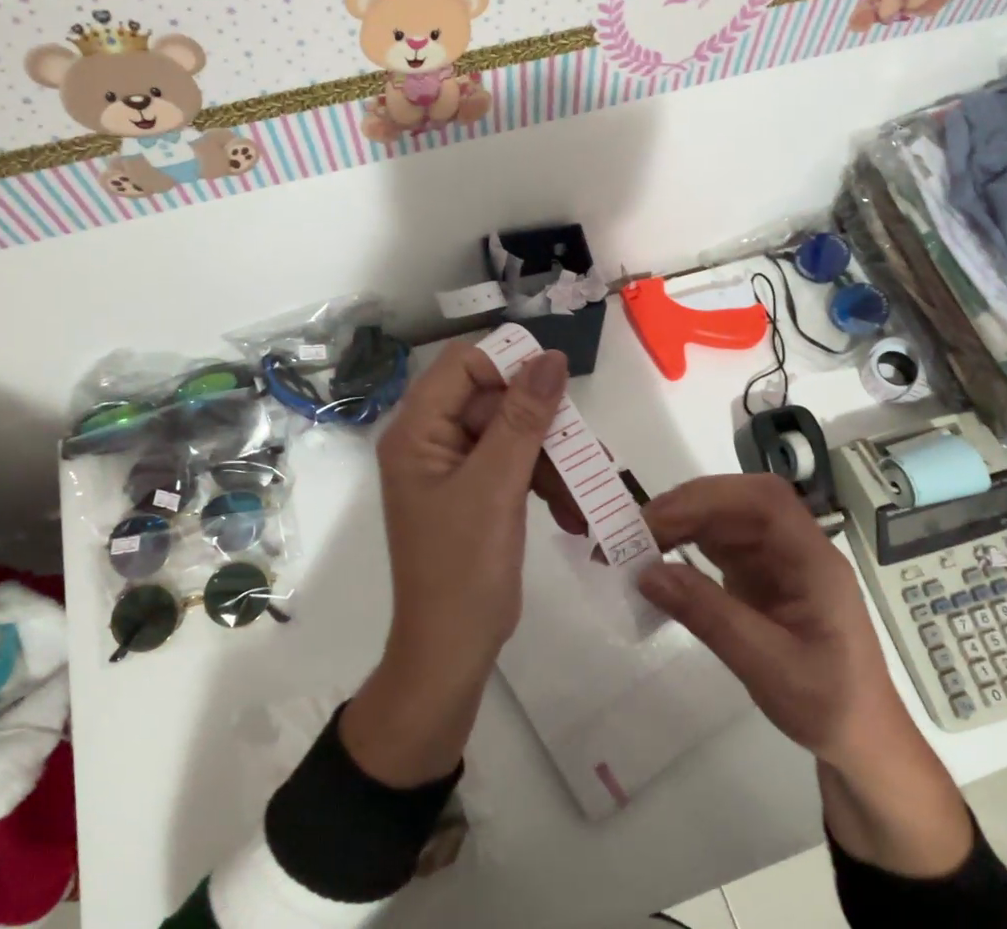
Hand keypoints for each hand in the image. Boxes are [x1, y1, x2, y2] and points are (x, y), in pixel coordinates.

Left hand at [341, 341, 569, 786]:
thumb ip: (523, 418)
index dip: (510, 365)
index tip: (559, 388)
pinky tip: (573, 514)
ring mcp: (453, 469)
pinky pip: (514, 467)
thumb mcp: (496, 487)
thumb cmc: (463, 569)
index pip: (462, 365)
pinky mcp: (475, 494)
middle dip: (544, 426)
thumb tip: (550, 356)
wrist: (451, 649)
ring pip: (512, 435)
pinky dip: (544, 485)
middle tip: (589, 454)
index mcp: (416, 431)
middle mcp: (430, 441)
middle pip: (493, 400)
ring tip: (585, 497)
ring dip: (553, 462)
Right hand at [636, 474, 893, 759]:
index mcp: (813, 562)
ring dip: (682, 524)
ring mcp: (779, 564)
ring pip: (727, 522)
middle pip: (740, 504)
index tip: (654, 521)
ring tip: (635, 544)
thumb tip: (647, 572)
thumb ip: (710, 616)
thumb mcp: (768, 666)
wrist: (861, 738)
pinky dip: (687, 548)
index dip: (707, 499)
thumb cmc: (827, 703)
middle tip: (632, 532)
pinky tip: (660, 562)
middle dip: (686, 508)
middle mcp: (796, 551)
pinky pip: (721, 549)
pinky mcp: (762, 581)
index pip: (763, 503)